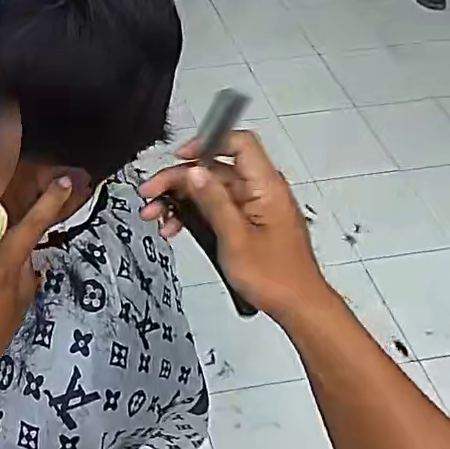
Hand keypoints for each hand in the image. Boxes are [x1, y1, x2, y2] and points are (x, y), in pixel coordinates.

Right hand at [138, 132, 333, 321]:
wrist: (296, 304)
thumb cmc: (277, 278)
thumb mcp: (235, 239)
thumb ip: (213, 202)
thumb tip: (194, 173)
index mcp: (266, 187)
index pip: (238, 144)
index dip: (205, 145)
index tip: (180, 158)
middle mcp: (262, 191)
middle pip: (215, 169)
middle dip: (179, 180)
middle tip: (152, 193)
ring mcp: (255, 206)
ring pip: (211, 190)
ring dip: (181, 200)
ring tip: (157, 215)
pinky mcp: (250, 221)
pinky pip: (217, 207)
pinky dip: (194, 215)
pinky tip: (176, 227)